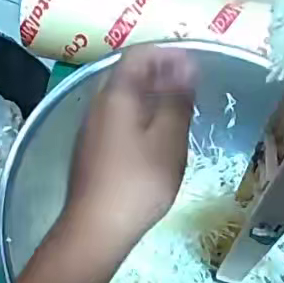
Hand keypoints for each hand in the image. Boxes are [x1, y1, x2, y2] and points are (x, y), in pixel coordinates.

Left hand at [59, 44, 194, 252]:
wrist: (96, 228)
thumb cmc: (138, 182)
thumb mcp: (168, 139)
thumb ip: (177, 99)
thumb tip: (185, 66)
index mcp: (115, 95)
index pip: (138, 55)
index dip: (167, 54)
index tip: (194, 67)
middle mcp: (96, 106)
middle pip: (126, 75)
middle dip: (159, 74)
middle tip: (189, 89)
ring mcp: (90, 129)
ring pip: (120, 99)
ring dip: (149, 97)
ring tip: (178, 113)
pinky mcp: (90, 151)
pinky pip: (116, 120)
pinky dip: (138, 118)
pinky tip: (155, 139)